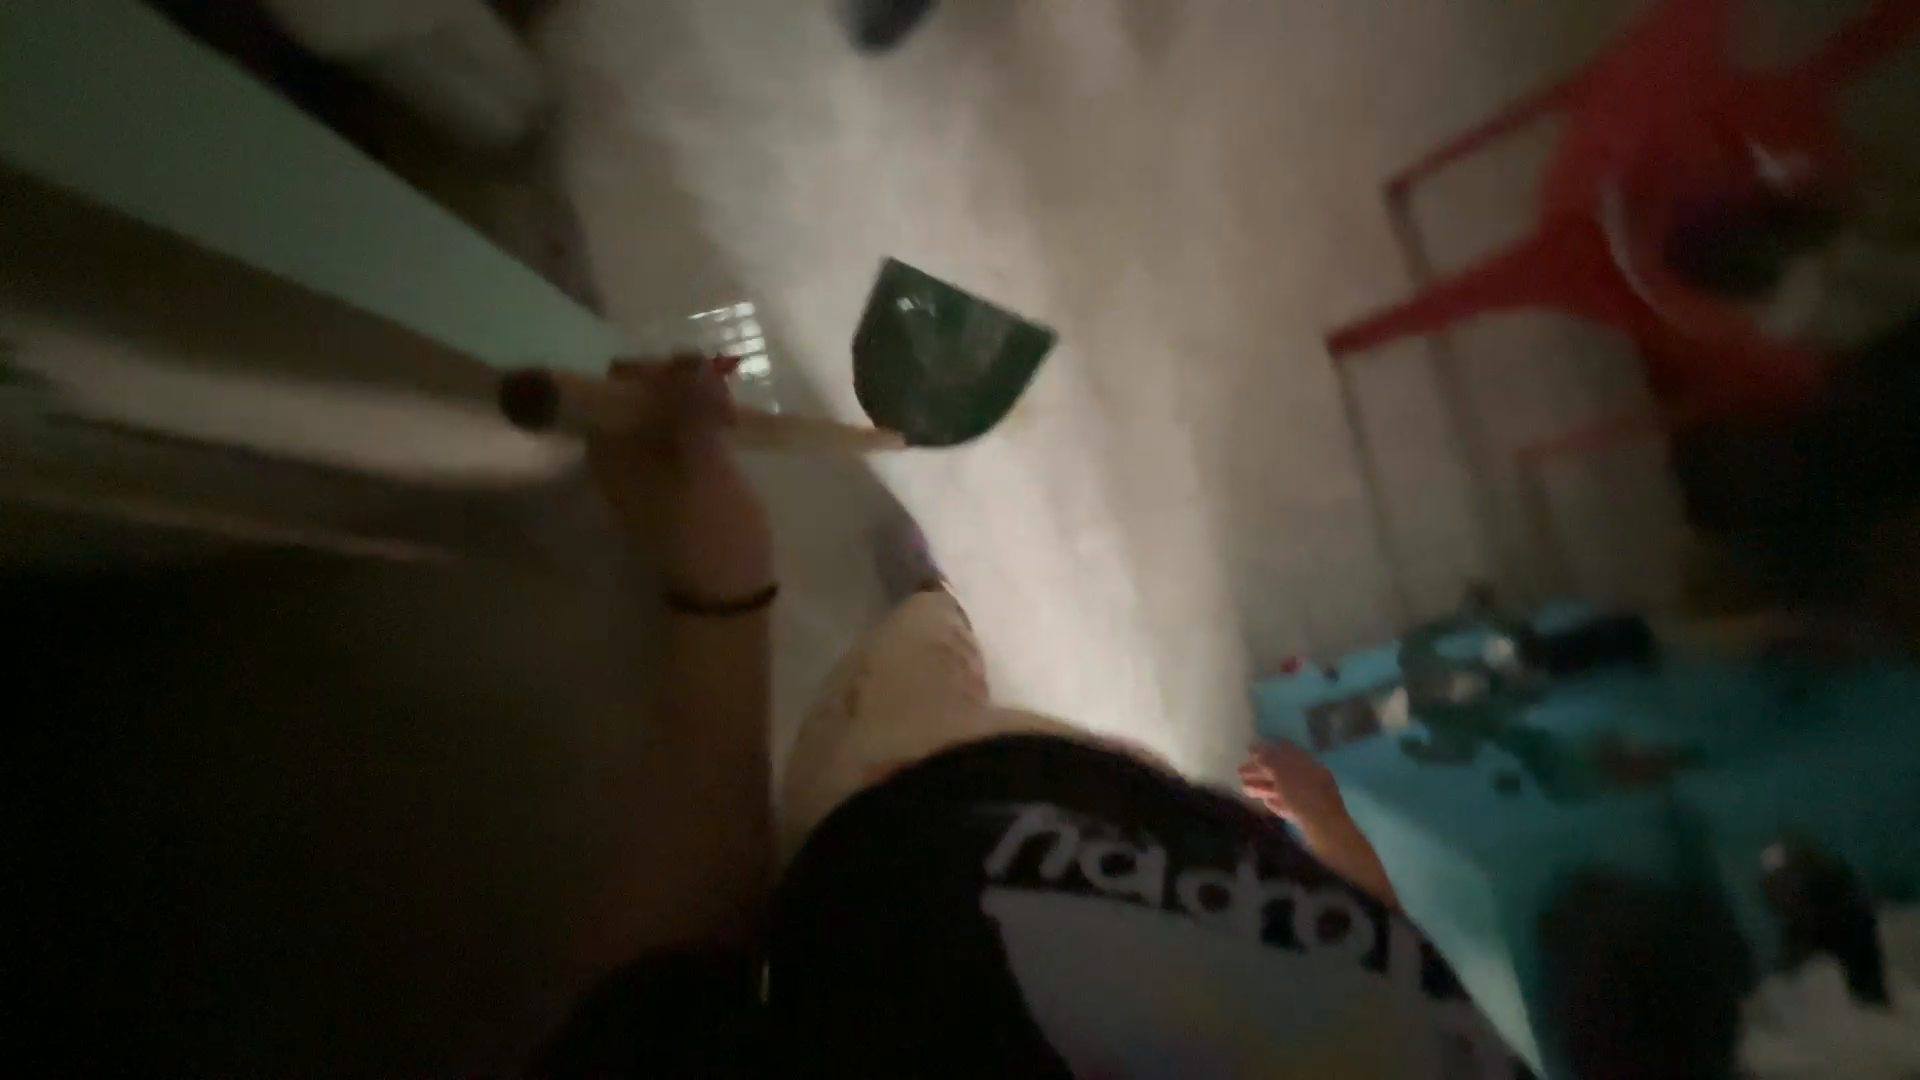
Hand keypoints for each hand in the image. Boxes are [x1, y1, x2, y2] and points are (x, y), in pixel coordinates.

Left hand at [588, 355, 773, 602]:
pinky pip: (676, 433)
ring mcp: (641, 466)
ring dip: (696, 404)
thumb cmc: (713, 533)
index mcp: (611, 449)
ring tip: (729, 418)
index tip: (703, 380)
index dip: (661, 371)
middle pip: (641, 393)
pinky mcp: (667, 477)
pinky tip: (726, 431)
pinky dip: (700, 424)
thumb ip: (694, 412)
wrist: (724, 595)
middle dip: (683, 386)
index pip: (621, 382)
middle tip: (723, 401)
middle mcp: (616, 453)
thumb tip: (689, 358)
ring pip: (663, 412)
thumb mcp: (706, 469)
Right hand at [1237, 739, 1344, 826]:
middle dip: (1260, 770)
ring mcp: (1311, 796)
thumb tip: (1256, 749)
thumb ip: (1268, 759)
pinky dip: (1276, 800)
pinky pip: (1289, 803)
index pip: (1284, 749)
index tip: (1247, 752)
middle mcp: (1310, 776)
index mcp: (1307, 762)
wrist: (1326, 830)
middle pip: (1281, 769)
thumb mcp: (1282, 772)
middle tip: (1240, 773)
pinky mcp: (1309, 814)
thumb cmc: (1303, 795)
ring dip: (1264, 786)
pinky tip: (1265, 803)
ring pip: (1283, 787)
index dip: (1265, 749)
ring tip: (1244, 790)